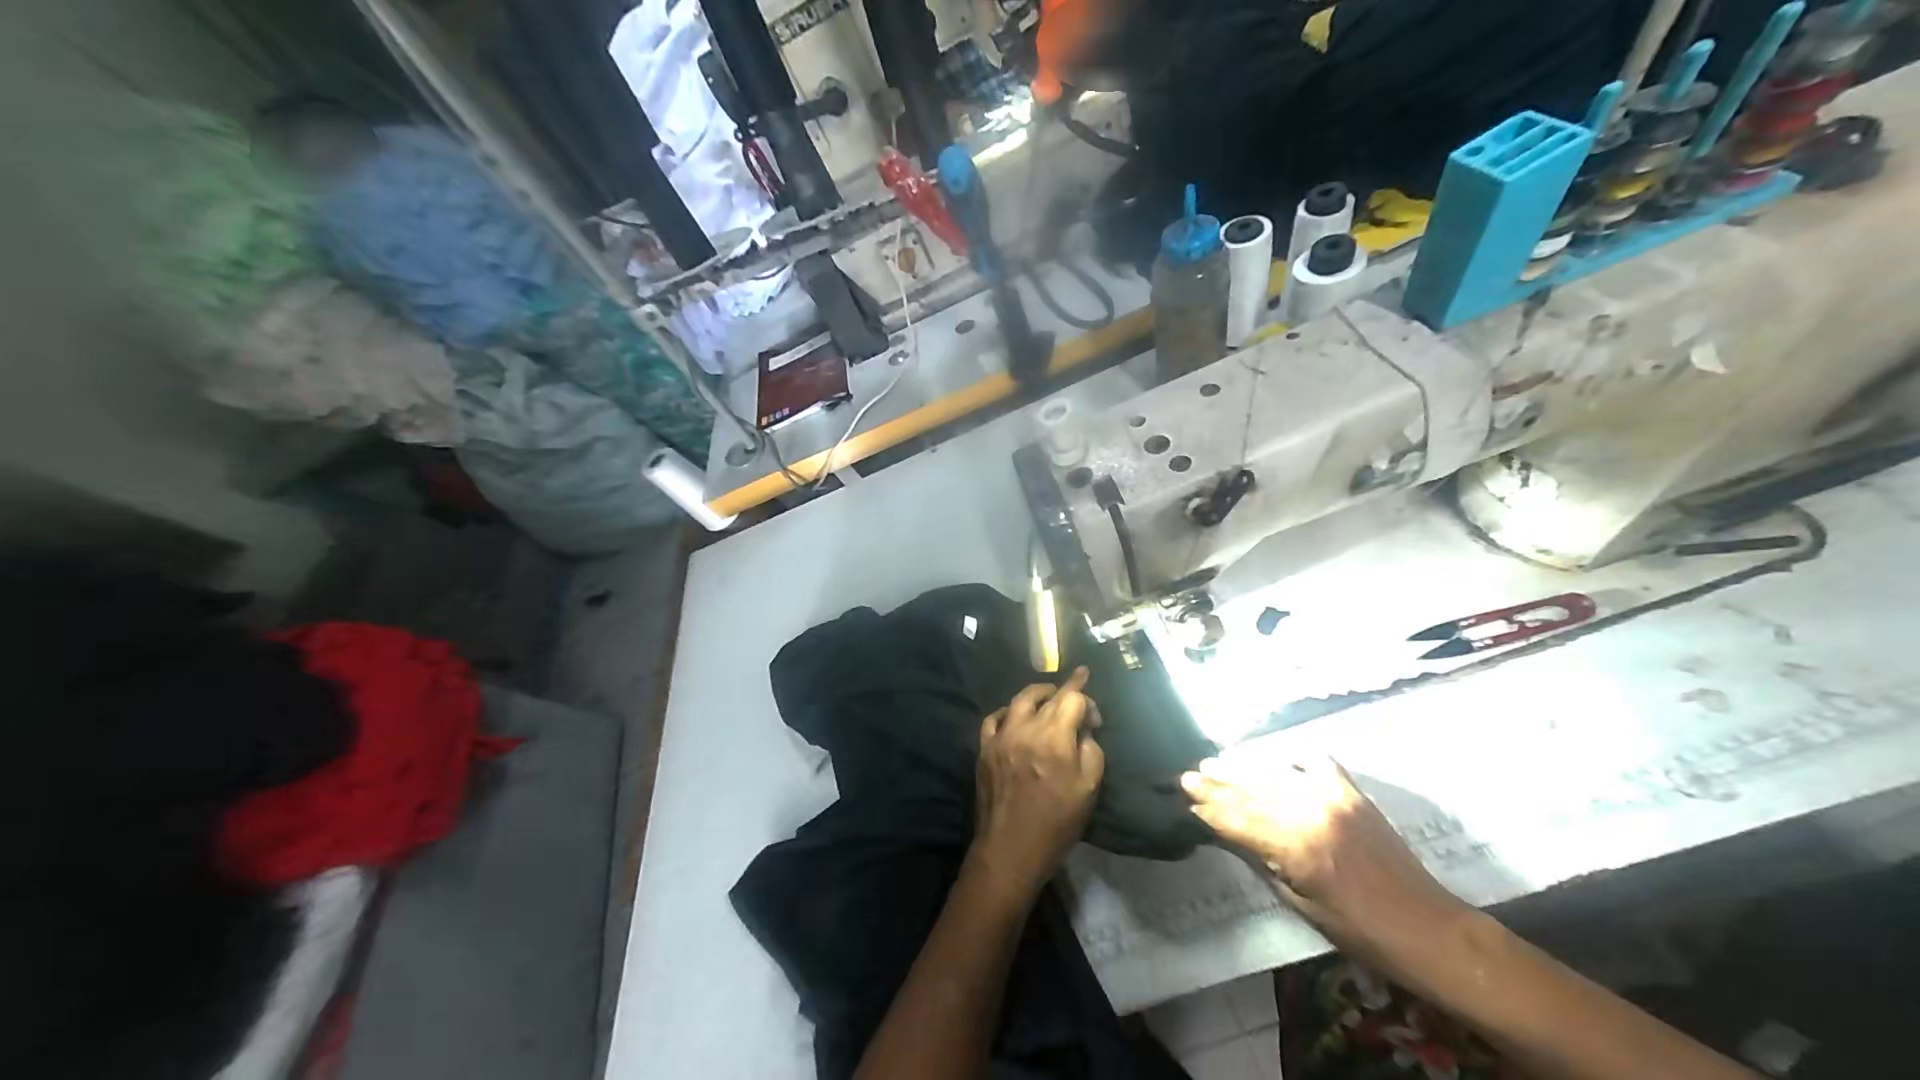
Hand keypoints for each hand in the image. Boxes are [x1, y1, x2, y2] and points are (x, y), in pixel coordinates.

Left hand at [970, 667, 1105, 899]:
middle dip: (1063, 690)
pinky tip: (1014, 718)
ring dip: (1036, 695)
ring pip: (1018, 701)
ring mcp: (1000, 737)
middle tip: (1075, 692)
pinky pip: (994, 719)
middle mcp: (1024, 728)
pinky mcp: (984, 750)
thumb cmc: (1056, 823)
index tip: (1094, 711)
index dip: (1086, 696)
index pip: (1072, 697)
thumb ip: (1091, 751)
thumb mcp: (1089, 789)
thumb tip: (1083, 731)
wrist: (1010, 850)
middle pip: (1045, 695)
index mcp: (1053, 736)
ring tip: (1047, 698)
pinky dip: (1007, 712)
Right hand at [1181, 756, 1469, 963]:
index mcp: (1297, 847)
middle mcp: (1311, 812)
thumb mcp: (1299, 904)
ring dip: (1243, 769)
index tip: (1184, 796)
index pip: (1239, 820)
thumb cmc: (1359, 931)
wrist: (1427, 927)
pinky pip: (1314, 763)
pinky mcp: (1352, 793)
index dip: (1210, 809)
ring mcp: (1334, 797)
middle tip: (1188, 775)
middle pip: (1252, 793)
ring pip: (1276, 774)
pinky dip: (1290, 758)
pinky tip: (1272, 757)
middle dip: (1218, 784)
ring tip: (1216, 762)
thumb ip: (1261, 862)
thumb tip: (1227, 835)